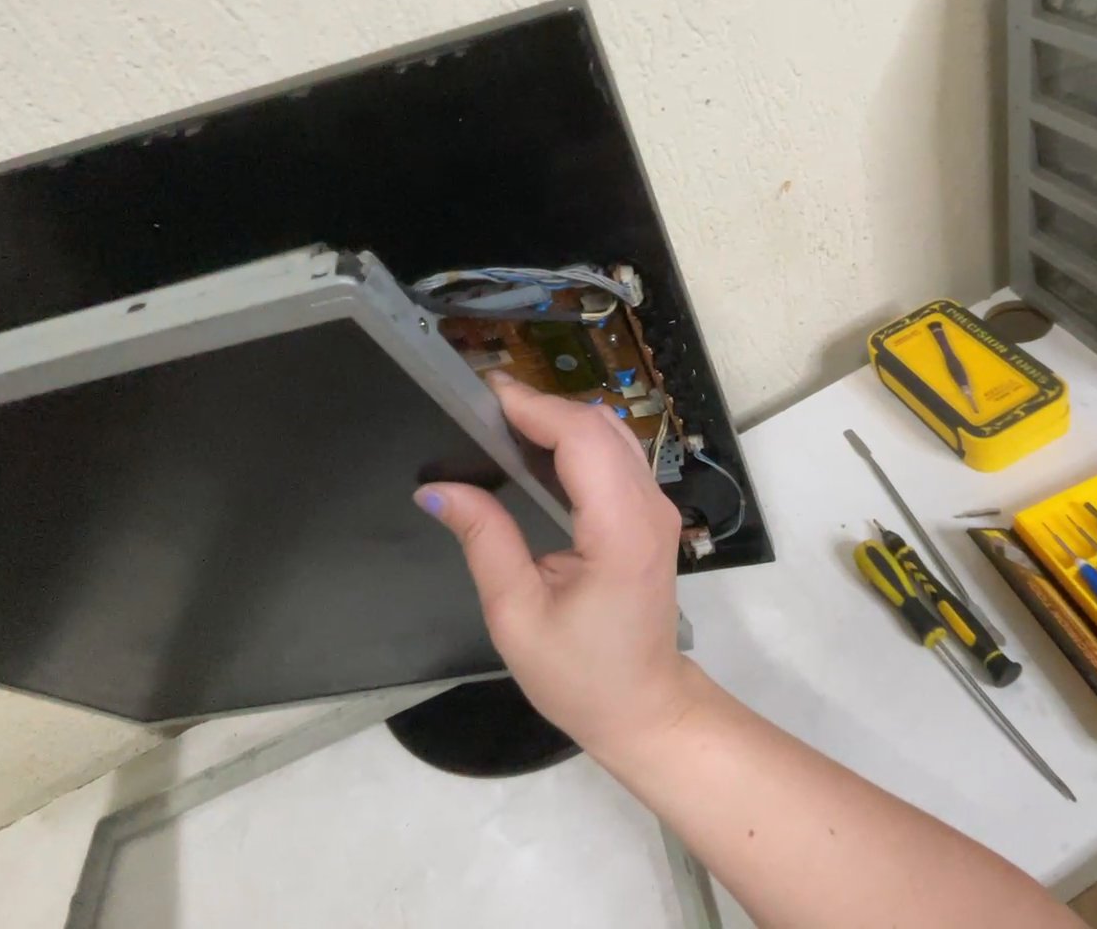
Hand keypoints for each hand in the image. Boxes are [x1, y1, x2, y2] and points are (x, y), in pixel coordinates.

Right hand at [416, 372, 701, 759]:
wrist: (644, 704)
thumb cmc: (580, 675)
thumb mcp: (517, 615)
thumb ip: (484, 540)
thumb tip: (438, 488)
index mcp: (621, 532)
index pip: (583, 440)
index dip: (536, 407)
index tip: (486, 392)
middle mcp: (650, 508)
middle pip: (601, 428)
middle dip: (544, 407)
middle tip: (485, 407)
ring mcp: (658, 509)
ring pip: (614, 435)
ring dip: (562, 420)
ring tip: (504, 423)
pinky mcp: (653, 515)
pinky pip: (619, 457)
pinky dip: (579, 441)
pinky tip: (538, 451)